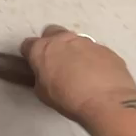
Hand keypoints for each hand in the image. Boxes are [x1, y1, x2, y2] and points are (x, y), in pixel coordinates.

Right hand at [19, 25, 135, 121]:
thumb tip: (45, 76)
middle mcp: (63, 39)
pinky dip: (94, 60)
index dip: (31, 55)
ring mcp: (87, 43)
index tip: (36, 65)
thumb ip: (40, 77)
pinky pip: (96, 52)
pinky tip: (98, 77)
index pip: (28, 45)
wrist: (108, 103)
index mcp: (41, 49)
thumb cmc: (70, 99)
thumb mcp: (42, 93)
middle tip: (57, 63)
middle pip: (52, 33)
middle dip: (53, 44)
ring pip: (76, 42)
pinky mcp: (107, 50)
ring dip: (75, 52)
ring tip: (81, 72)